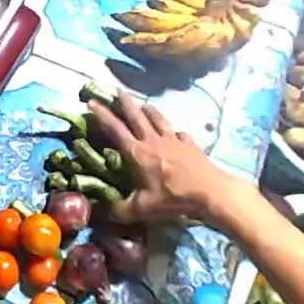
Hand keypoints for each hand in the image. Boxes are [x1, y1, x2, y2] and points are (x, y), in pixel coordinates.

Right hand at [88, 94, 248, 222]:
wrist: (211, 192)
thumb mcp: (142, 208)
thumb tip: (98, 213)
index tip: (92, 102)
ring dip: (149, 110)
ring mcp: (174, 140)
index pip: (115, 129)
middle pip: (136, 116)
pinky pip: (179, 134)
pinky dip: (174, 131)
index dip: (102, 115)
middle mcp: (153, 140)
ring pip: (158, 119)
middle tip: (118, 91)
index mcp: (137, 153)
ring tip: (144, 104)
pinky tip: (176, 133)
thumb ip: (119, 210)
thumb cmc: (173, 198)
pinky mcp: (190, 145)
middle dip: (125, 103)